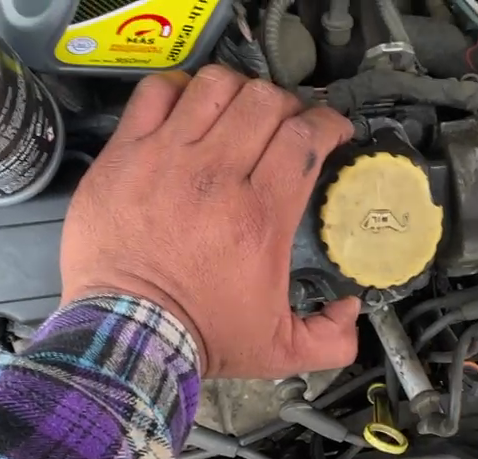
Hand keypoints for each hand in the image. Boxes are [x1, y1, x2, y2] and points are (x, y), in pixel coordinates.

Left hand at [60, 66, 361, 379]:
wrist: (130, 336)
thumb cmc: (200, 338)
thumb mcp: (280, 352)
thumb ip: (330, 339)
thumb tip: (351, 311)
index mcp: (260, 218)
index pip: (304, 139)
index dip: (327, 124)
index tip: (332, 132)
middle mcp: (216, 178)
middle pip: (265, 103)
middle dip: (288, 107)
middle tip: (288, 127)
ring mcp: (167, 159)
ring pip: (216, 87)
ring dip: (239, 93)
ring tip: (242, 114)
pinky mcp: (126, 155)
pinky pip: (158, 92)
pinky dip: (181, 90)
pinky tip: (190, 110)